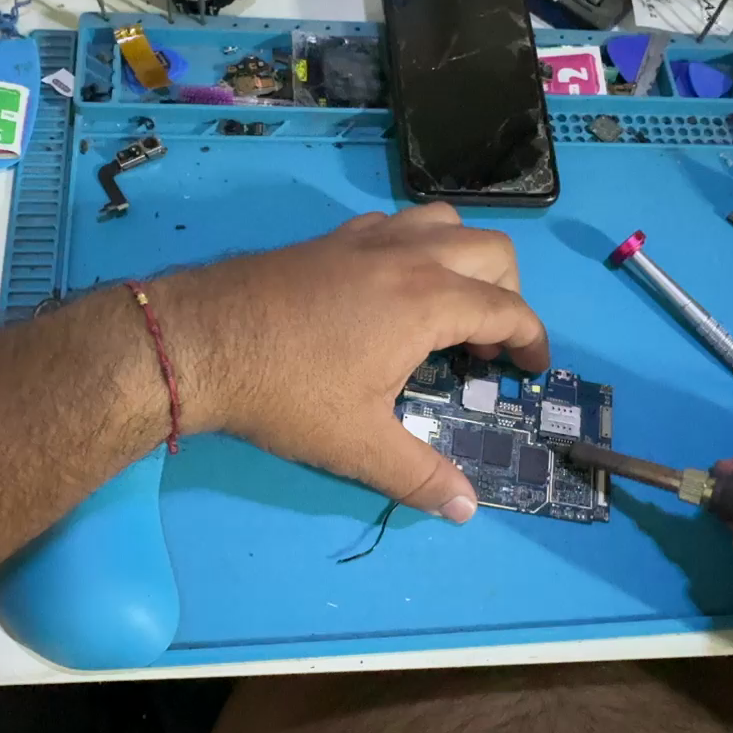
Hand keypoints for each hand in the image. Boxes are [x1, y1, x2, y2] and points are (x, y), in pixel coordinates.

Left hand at [160, 205, 548, 522]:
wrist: (200, 341)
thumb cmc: (285, 391)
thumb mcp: (357, 445)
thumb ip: (419, 476)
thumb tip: (465, 510)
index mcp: (427, 301)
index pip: (509, 309)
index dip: (531, 339)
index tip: (531, 367)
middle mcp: (408, 255)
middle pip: (492, 252)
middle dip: (508, 296)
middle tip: (485, 347)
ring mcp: (367, 238)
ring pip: (445, 222)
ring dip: (465, 261)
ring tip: (448, 308)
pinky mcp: (333, 237)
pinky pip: (398, 225)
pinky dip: (418, 248)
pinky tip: (392, 289)